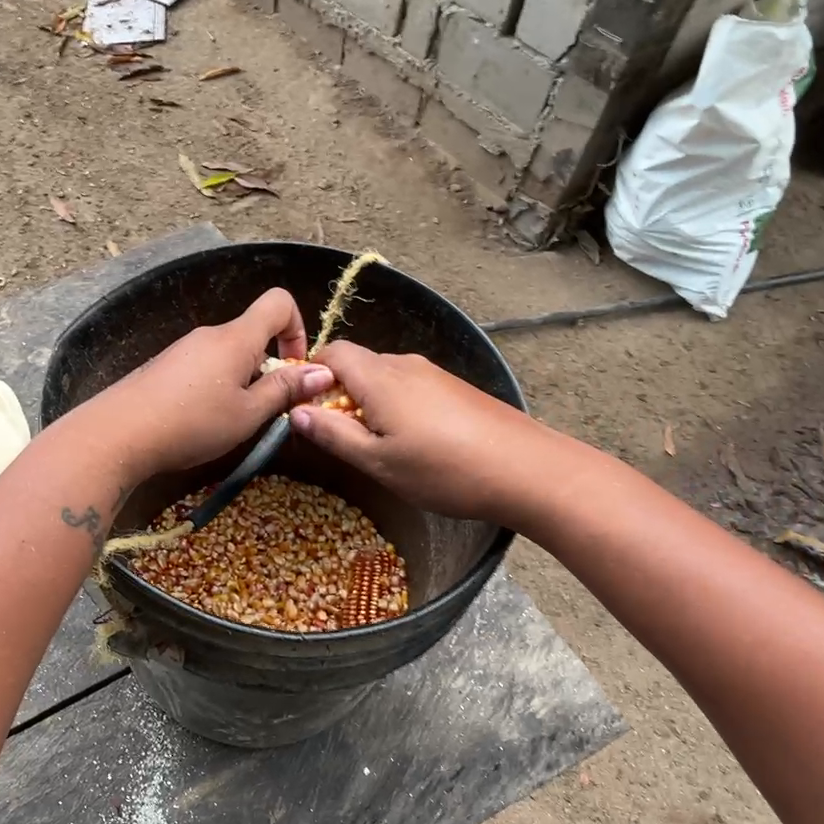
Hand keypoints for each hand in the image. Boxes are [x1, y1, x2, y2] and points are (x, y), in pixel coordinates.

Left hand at [90, 288, 336, 476]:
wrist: (118, 433)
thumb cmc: (192, 423)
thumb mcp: (247, 414)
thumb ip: (284, 390)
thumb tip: (321, 372)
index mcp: (236, 338)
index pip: (278, 303)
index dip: (296, 328)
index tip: (294, 367)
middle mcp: (210, 334)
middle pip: (252, 334)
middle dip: (268, 366)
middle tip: (263, 409)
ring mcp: (183, 349)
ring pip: (227, 354)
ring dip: (240, 381)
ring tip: (229, 421)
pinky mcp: (164, 367)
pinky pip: (202, 367)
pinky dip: (214, 386)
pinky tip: (199, 421)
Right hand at [287, 341, 571, 525]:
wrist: (528, 470)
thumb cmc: (445, 470)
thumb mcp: (379, 461)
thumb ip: (334, 434)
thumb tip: (295, 411)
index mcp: (380, 377)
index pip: (331, 353)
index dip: (310, 374)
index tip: (304, 409)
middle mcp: (405, 365)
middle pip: (357, 364)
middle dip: (337, 392)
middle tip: (338, 435)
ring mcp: (434, 374)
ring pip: (384, 377)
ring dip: (368, 402)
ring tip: (376, 444)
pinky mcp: (455, 388)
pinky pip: (409, 387)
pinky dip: (395, 406)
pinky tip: (411, 441)